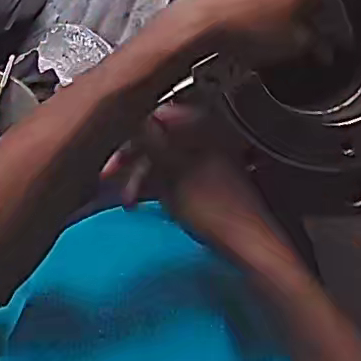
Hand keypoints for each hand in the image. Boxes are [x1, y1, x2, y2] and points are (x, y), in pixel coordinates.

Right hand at [101, 102, 302, 268]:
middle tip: (109, 175)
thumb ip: (152, 142)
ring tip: (128, 200)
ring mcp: (208, 156)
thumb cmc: (213, 209)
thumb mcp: (173, 174)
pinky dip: (158, 183)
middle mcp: (205, 134)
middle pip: (159, 135)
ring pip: (165, 156)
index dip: (130, 130)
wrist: (251, 248)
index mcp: (201, 125)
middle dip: (133, 156)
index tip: (111, 148)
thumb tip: (135, 114)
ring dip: (142, 174)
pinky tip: (147, 202)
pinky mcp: (207, 178)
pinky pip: (175, 171)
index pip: (157, 113)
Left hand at [167, 0, 327, 68]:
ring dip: (285, 10)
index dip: (337, 29)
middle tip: (313, 42)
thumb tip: (319, 44)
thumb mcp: (293, 45)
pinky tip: (258, 24)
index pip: (332, 4)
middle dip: (310, 17)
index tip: (338, 42)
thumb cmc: (240, 29)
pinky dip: (263, 5)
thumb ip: (316, 42)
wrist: (200, 22)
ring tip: (282, 36)